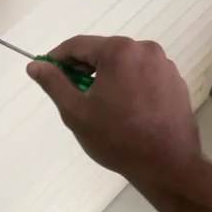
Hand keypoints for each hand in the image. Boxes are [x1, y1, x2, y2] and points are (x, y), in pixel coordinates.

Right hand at [27, 36, 204, 188]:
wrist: (168, 166)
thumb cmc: (117, 138)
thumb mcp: (76, 111)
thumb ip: (53, 83)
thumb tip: (35, 65)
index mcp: (119, 51)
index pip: (78, 45)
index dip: (58, 58)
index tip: (46, 73)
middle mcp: (145, 49)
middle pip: (103, 51)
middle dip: (83, 69)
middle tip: (72, 93)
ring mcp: (164, 65)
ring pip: (124, 63)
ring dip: (107, 76)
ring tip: (99, 105)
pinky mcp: (176, 82)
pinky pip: (143, 74)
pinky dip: (128, 84)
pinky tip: (125, 109)